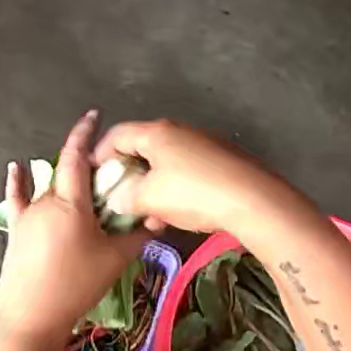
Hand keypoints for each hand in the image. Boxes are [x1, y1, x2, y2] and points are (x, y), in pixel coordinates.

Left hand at [0, 110, 155, 340]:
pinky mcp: (17, 230)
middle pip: (67, 172)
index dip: (86, 134)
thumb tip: (160, 217)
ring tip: (85, 179)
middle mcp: (46, 202)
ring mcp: (27, 216)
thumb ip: (139, 235)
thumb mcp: (117, 259)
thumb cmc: (78, 283)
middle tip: (109, 169)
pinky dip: (19, 182)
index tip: (94, 116)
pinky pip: (17, 199)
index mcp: (71, 203)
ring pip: (50, 187)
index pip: (78, 158)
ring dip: (67, 179)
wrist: (33, 314)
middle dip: (87, 165)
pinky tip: (16, 168)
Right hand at [92, 120, 309, 236]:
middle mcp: (183, 131)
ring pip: (171, 166)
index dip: (101, 154)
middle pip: (146, 150)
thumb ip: (127, 197)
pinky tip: (183, 217)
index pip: (118, 134)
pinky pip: (193, 174)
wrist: (254, 200)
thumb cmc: (193, 194)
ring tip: (155, 219)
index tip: (96, 178)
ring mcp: (208, 146)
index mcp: (158, 132)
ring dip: (157, 191)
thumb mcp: (150, 199)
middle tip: (125, 203)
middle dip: (133, 178)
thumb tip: (119, 199)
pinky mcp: (227, 162)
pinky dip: (181, 192)